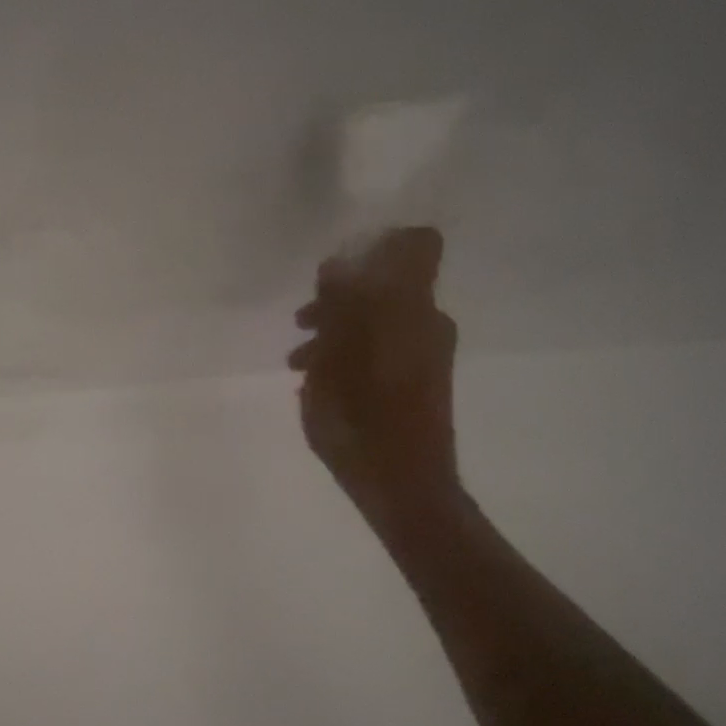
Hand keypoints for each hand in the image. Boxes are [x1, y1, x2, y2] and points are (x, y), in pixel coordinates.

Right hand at [289, 227, 460, 522]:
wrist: (403, 482)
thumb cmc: (362, 416)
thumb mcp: (336, 353)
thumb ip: (339, 302)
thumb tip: (338, 264)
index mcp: (410, 306)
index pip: (415, 242)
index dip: (376, 244)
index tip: (334, 269)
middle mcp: (427, 320)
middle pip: (387, 283)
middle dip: (341, 296)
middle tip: (302, 322)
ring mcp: (425, 352)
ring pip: (379, 319)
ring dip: (338, 330)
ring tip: (298, 362)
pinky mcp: (419, 380)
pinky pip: (382, 347)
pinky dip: (350, 354)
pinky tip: (319, 383)